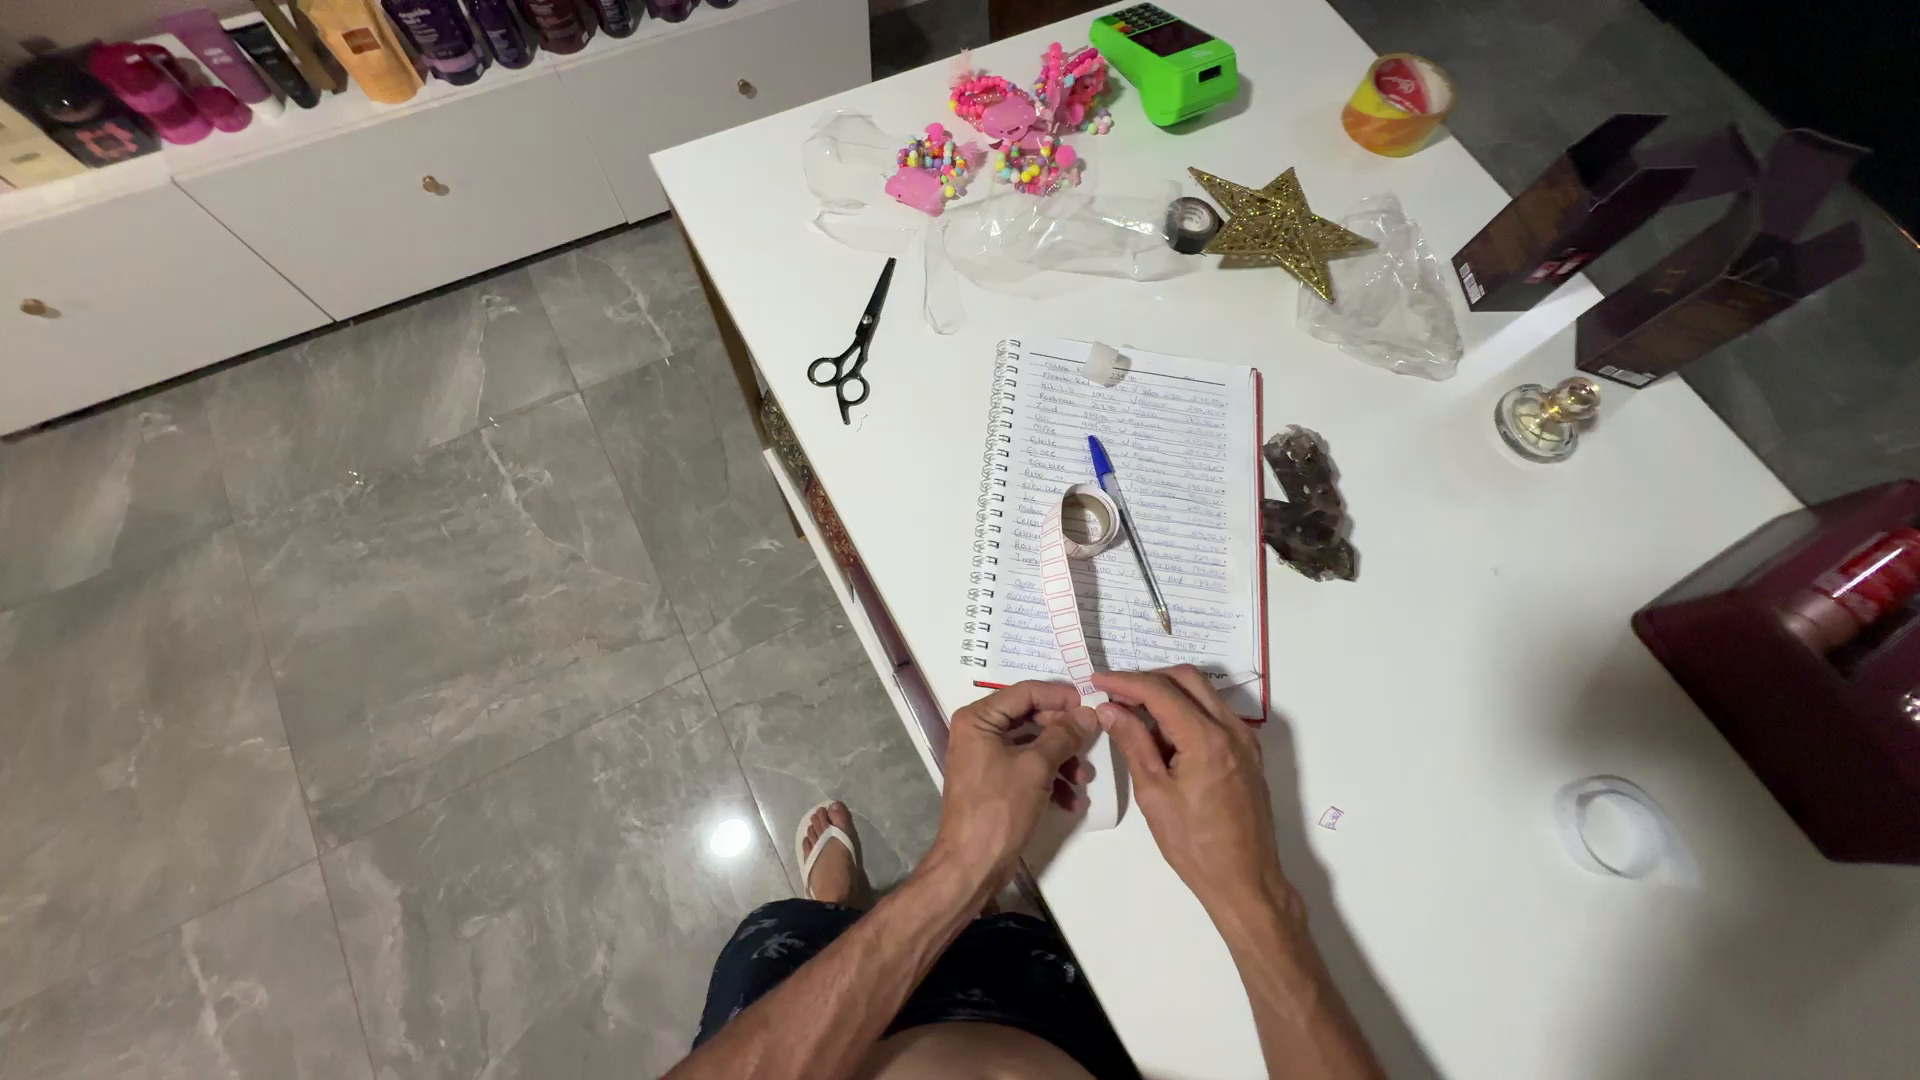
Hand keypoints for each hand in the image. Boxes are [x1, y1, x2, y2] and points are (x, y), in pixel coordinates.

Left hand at [930, 681, 1097, 890]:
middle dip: (1062, 733)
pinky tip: (1072, 800)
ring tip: (1084, 780)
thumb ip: (1064, 735)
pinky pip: (1027, 768)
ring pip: (1032, 745)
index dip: (1059, 695)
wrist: (973, 863)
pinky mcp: (995, 781)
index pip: (1025, 691)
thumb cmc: (1000, 807)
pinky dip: (1050, 779)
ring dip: (1061, 759)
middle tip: (1090, 741)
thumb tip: (1088, 713)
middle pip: (1030, 717)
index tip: (1089, 704)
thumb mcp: (1037, 766)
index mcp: (979, 718)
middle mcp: (979, 731)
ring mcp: (986, 757)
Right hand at [1093, 667, 1295, 919]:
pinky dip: (1184, 708)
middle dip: (1147, 678)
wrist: (1246, 881)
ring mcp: (1244, 738)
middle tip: (1114, 692)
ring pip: (1202, 692)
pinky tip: (1160, 729)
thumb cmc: (1193, 845)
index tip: (1097, 680)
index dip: (1125, 681)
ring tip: (1132, 708)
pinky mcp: (1246, 750)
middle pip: (1186, 678)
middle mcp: (1232, 729)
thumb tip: (1110, 708)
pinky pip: (1212, 712)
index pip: (1160, 691)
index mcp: (1206, 739)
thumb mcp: (1153, 794)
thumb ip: (1133, 743)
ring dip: (1166, 691)